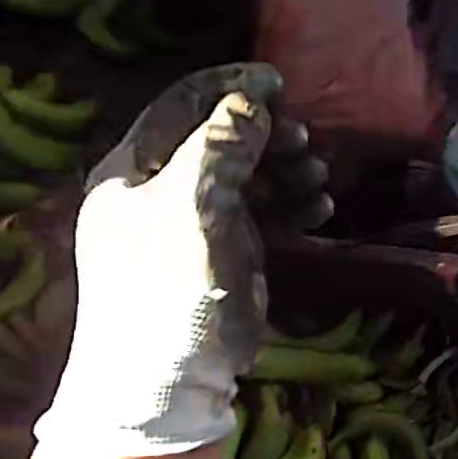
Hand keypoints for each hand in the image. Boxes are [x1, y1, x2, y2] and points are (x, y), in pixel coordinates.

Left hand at [35, 64, 330, 455]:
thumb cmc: (166, 283)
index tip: (277, 82)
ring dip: (287, 170)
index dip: (228, 87)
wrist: (167, 376)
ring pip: (250, 176)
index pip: (182, 106)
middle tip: (303, 140)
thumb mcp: (189, 205)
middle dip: (266, 133)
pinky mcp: (230, 251)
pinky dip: (294, 207)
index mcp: (136, 169)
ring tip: (317, 175)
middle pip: (222, 139)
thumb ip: (220, 145)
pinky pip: (267, 215)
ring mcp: (200, 221)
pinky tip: (321, 209)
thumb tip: (253, 100)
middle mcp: (166, 188)